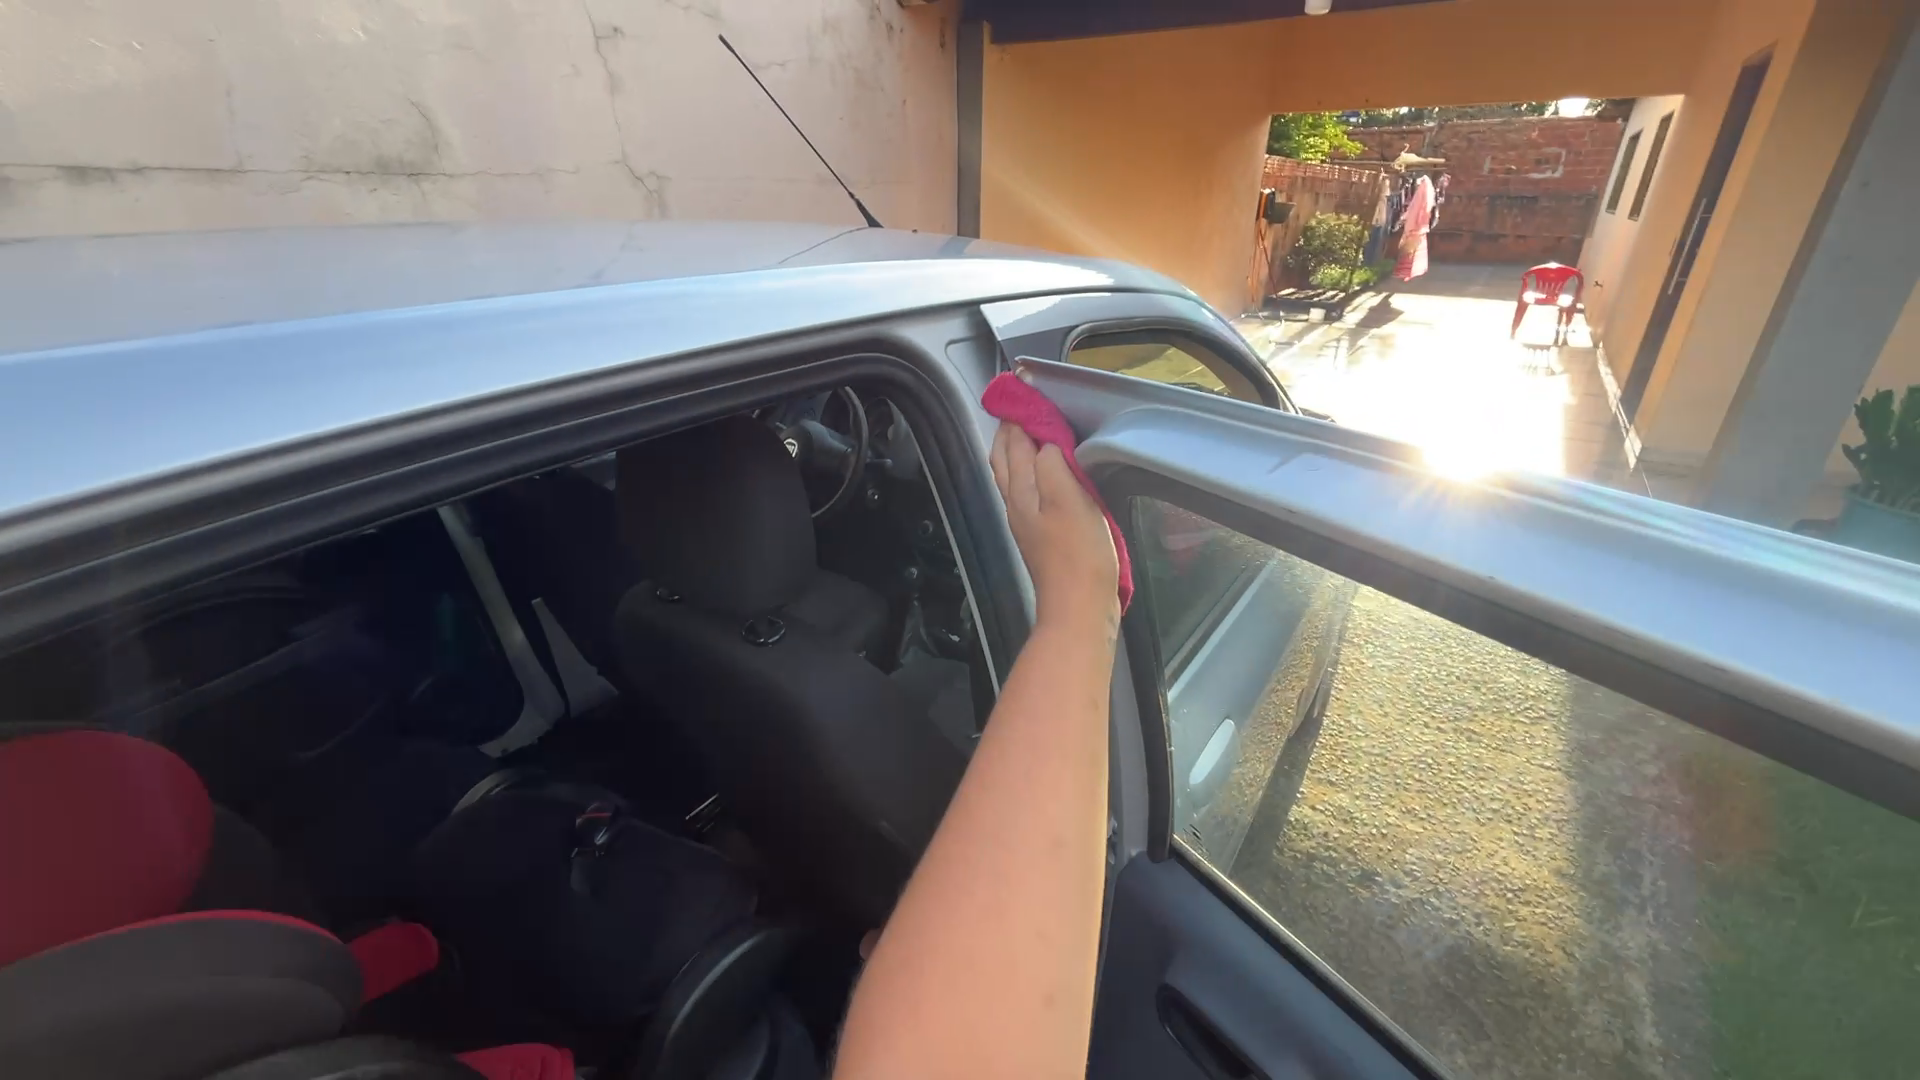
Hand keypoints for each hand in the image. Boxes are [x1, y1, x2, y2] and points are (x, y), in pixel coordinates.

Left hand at [989, 422, 1118, 634]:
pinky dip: (1030, 473)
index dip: (1019, 415)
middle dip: (1012, 430)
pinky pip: (1027, 493)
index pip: (1013, 442)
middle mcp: (1016, 503)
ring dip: (1018, 451)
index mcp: (1021, 490)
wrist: (1078, 607)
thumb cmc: (1078, 553)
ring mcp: (1026, 521)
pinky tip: (1044, 475)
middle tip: (1024, 407)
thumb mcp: (1069, 498)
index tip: (1025, 391)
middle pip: (1005, 459)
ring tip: (1030, 433)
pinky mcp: (1040, 536)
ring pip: (1012, 476)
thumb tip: (1043, 441)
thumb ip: (1052, 464)